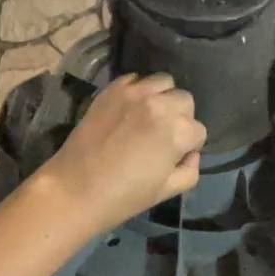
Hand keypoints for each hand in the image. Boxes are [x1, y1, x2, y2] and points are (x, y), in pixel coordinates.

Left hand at [31, 73, 206, 228]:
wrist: (75, 189)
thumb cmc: (123, 197)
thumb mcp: (167, 191)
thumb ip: (190, 170)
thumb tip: (191, 153)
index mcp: (177, 131)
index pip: (198, 130)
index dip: (190, 145)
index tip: (176, 156)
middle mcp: (160, 105)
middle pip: (184, 100)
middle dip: (180, 117)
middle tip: (164, 134)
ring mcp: (134, 93)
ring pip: (164, 81)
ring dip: (162, 97)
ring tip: (149, 115)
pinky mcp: (112, 89)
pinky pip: (135, 79)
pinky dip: (138, 89)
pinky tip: (130, 108)